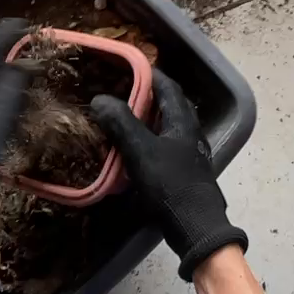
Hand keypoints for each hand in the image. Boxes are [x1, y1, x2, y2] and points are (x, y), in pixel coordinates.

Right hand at [91, 69, 247, 279]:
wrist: (194, 225)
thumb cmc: (170, 183)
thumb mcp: (140, 150)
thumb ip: (121, 123)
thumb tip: (99, 99)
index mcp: (183, 121)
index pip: (169, 88)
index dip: (151, 75)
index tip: (130, 68)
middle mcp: (190, 133)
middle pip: (171, 106)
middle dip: (150, 97)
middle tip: (124, 93)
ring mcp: (189, 155)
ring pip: (168, 128)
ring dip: (149, 120)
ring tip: (124, 119)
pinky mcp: (184, 173)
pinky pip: (165, 147)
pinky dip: (149, 141)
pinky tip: (134, 151)